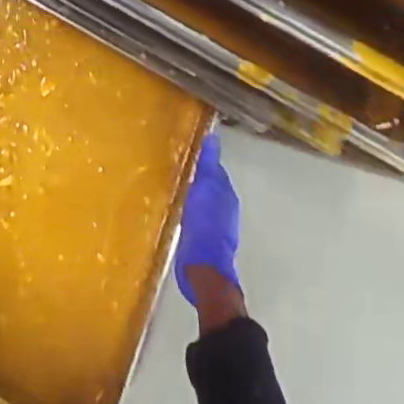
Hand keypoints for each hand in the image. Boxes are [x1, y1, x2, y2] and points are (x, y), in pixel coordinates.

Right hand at [175, 134, 241, 313]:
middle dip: (199, 177)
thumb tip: (213, 137)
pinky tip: (178, 210)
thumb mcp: (205, 188)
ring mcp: (215, 226)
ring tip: (177, 186)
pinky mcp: (203, 240)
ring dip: (194, 194)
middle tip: (180, 165)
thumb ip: (209, 165)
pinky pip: (196, 217)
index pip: (216, 170)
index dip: (205, 160)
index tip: (190, 150)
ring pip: (204, 202)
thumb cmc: (204, 223)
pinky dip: (189, 210)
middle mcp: (224, 209)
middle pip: (212, 187)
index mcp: (226, 194)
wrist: (203, 266)